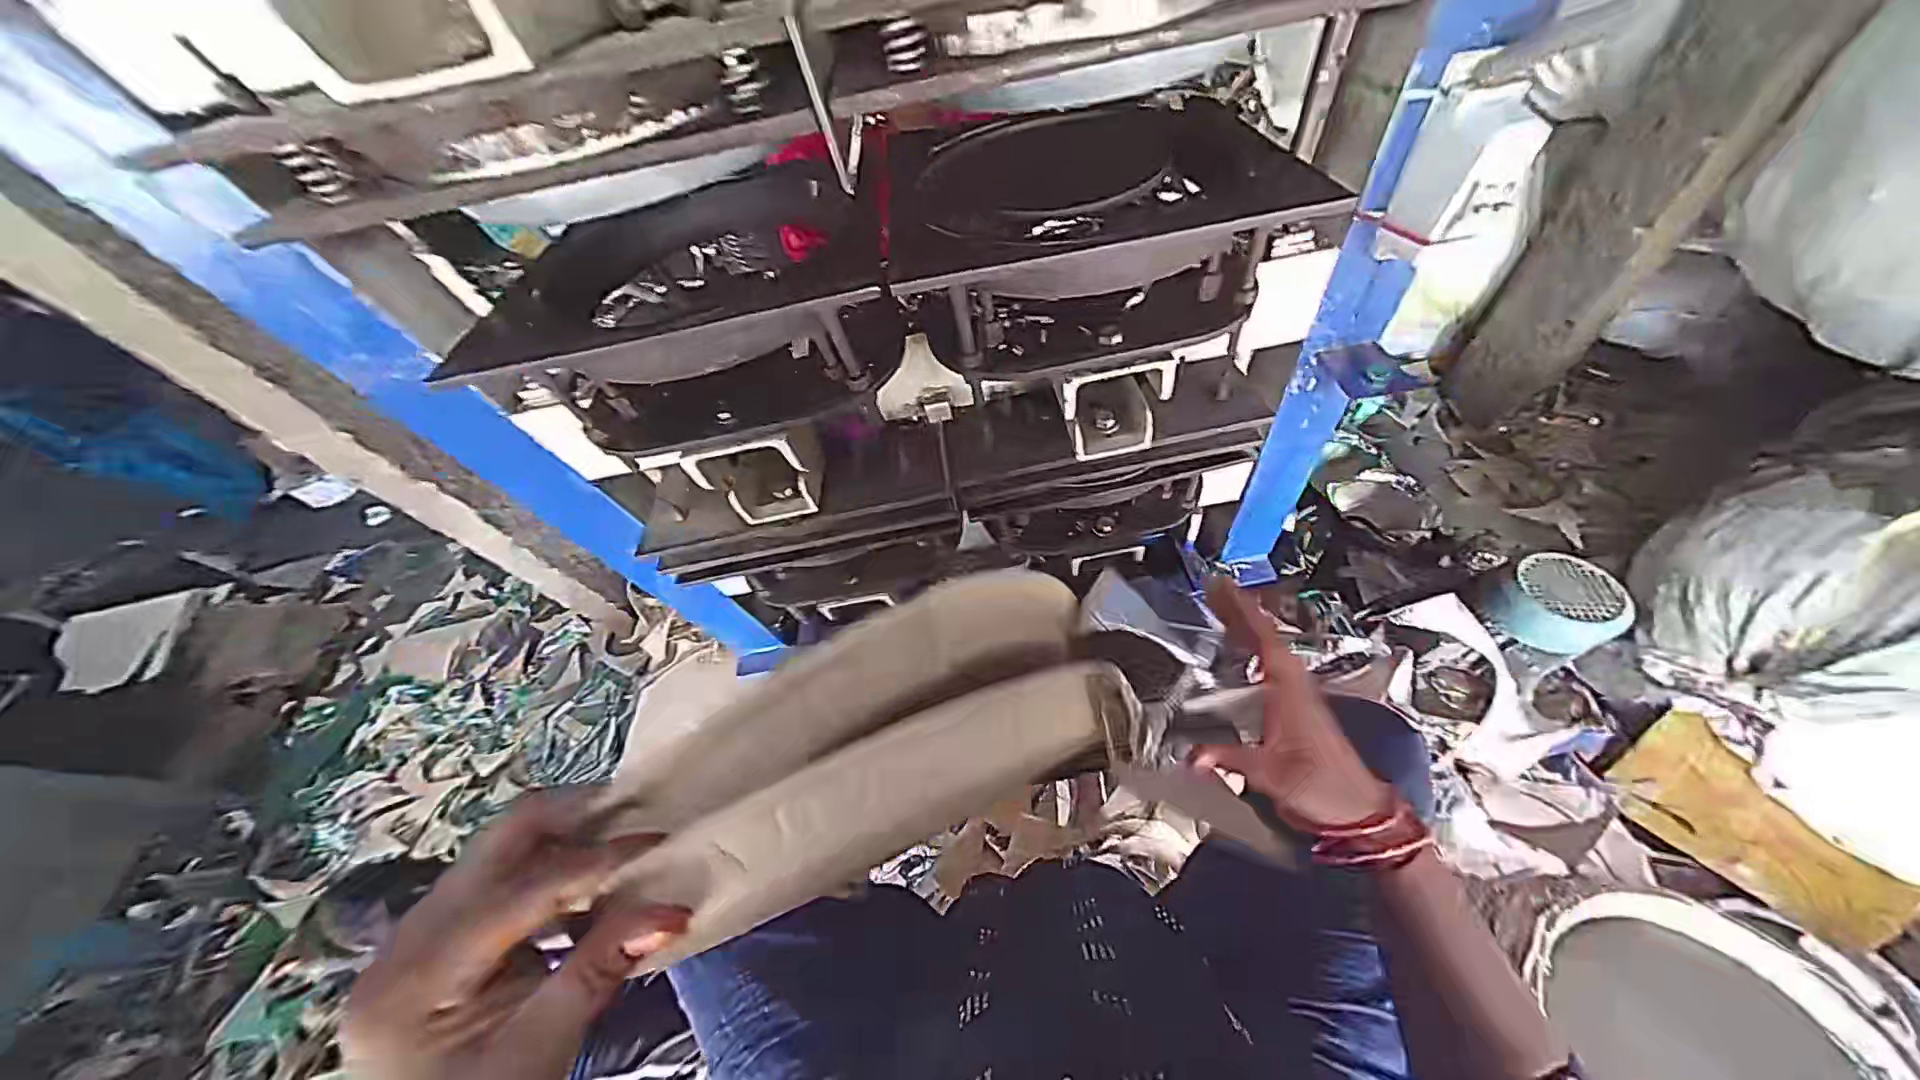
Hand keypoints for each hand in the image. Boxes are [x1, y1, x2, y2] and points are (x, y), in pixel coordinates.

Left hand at [341, 788, 687, 1079]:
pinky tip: (591, 880)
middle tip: (636, 803)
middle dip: (576, 813)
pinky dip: (554, 865)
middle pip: (502, 839)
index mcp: (420, 975)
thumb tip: (672, 911)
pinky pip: (504, 873)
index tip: (660, 839)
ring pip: (504, 847)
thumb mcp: (544, 1045)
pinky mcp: (441, 932)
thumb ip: (603, 967)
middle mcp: (408, 936)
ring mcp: (419, 930)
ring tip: (623, 836)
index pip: (524, 888)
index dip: (598, 858)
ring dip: (568, 835)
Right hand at [1189, 580, 1394, 830]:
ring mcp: (1296, 695)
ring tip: (1221, 608)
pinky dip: (1251, 648)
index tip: (1224, 588)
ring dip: (1245, 626)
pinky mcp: (1293, 707)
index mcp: (1291, 693)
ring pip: (1267, 649)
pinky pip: (1268, 665)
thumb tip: (1193, 754)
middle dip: (1239, 610)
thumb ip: (1230, 760)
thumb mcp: (1272, 775)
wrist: (1358, 811)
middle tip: (1214, 588)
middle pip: (1264, 637)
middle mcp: (1295, 687)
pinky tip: (1238, 649)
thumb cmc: (1325, 790)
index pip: (1265, 640)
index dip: (1243, 612)